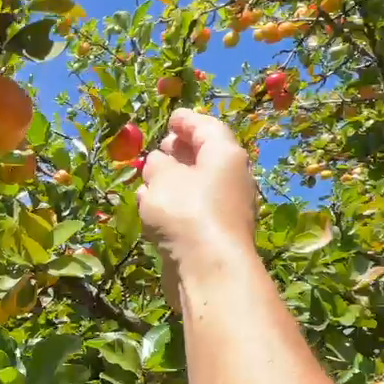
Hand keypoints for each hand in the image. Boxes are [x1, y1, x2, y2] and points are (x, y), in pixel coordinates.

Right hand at [136, 108, 257, 267]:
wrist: (208, 266)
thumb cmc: (186, 213)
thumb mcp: (162, 180)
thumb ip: (158, 165)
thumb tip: (158, 160)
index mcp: (225, 154)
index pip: (206, 128)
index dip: (187, 121)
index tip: (172, 117)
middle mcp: (231, 177)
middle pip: (205, 157)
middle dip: (182, 151)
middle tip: (163, 147)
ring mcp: (224, 208)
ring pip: (197, 185)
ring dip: (175, 180)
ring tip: (152, 179)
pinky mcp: (213, 234)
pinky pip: (192, 210)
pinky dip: (175, 203)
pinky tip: (155, 208)